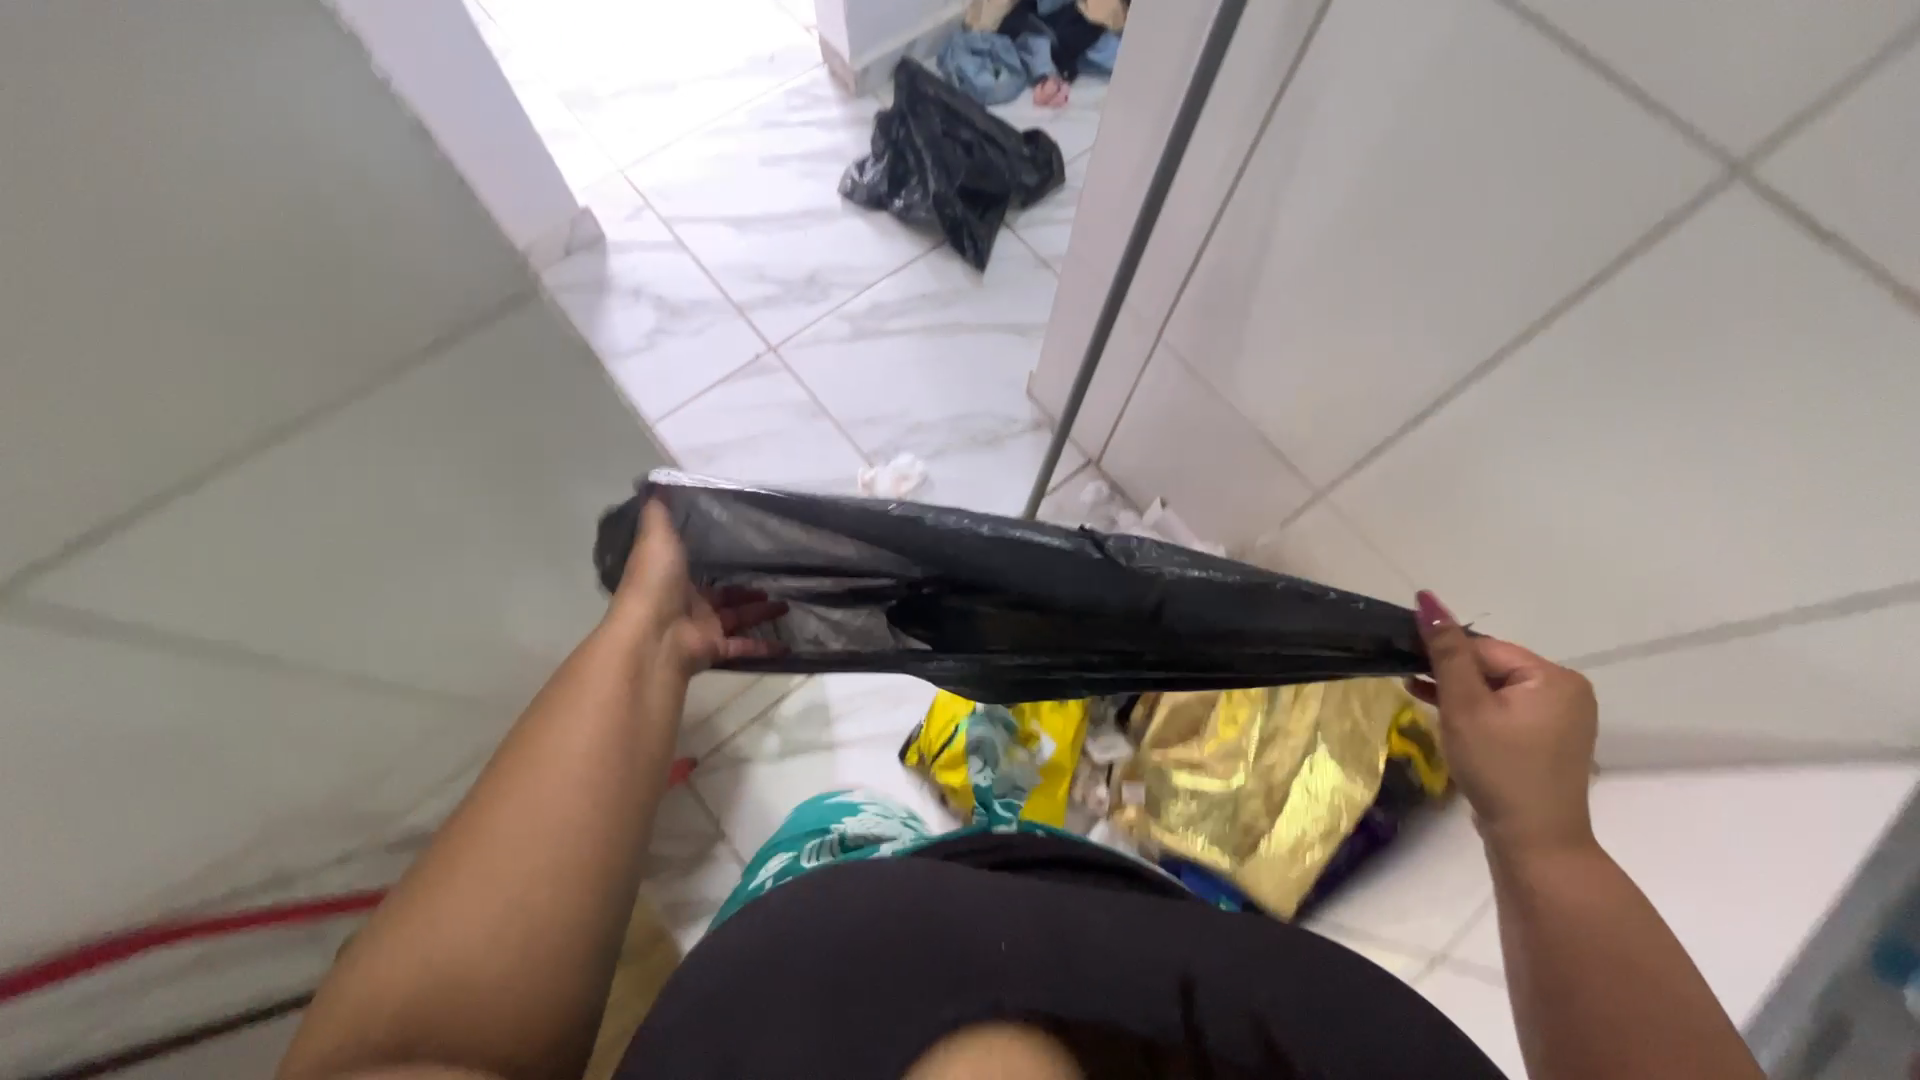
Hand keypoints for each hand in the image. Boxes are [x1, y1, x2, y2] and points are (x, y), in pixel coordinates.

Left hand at [606, 499, 788, 676]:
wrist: (653, 633)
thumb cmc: (655, 581)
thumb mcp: (656, 536)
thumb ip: (660, 512)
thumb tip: (656, 482)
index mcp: (674, 578)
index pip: (699, 570)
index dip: (719, 562)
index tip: (744, 552)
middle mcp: (688, 604)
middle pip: (723, 597)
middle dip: (747, 591)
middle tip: (774, 583)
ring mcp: (702, 629)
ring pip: (737, 619)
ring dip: (760, 614)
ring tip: (786, 606)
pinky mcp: (715, 649)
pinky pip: (744, 647)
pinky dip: (764, 648)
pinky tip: (787, 646)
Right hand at [1406, 590, 1598, 856]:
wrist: (1533, 839)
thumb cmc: (1498, 766)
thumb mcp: (1464, 705)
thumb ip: (1445, 652)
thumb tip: (1427, 599)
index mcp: (1554, 677)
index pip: (1485, 648)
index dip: (1444, 657)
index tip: (1406, 668)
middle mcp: (1567, 691)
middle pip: (1492, 667)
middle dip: (1451, 675)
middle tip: (1411, 687)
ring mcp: (1562, 718)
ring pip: (1496, 690)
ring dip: (1459, 693)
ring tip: (1420, 699)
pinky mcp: (1549, 741)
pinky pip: (1507, 711)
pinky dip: (1477, 712)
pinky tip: (1448, 718)